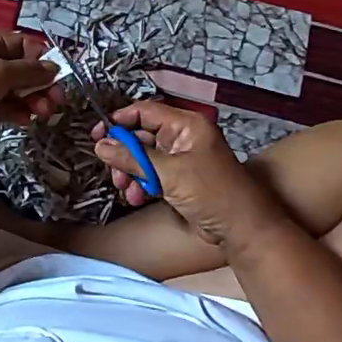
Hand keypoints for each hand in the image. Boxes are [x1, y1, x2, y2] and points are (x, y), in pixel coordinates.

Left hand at [0, 31, 57, 127]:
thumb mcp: (0, 73)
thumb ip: (30, 71)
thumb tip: (54, 68)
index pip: (20, 44)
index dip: (41, 58)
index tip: (57, 74)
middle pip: (20, 69)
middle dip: (39, 84)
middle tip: (57, 100)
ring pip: (14, 90)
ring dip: (32, 100)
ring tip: (44, 112)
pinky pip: (4, 106)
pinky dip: (17, 111)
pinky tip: (27, 119)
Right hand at [93, 100, 256, 247]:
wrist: (243, 230)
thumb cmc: (212, 194)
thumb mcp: (168, 174)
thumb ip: (132, 158)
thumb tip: (100, 145)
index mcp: (186, 125)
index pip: (144, 111)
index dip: (119, 121)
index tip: (98, 135)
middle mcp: (183, 136)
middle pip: (141, 135)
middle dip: (123, 153)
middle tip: (110, 169)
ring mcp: (181, 157)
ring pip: (143, 156)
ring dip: (129, 172)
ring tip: (124, 188)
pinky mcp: (179, 177)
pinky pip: (151, 172)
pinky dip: (141, 183)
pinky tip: (136, 197)